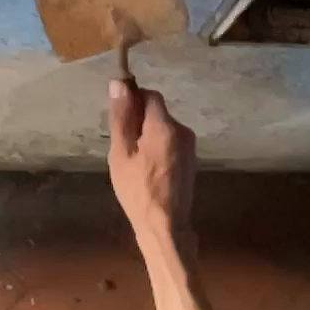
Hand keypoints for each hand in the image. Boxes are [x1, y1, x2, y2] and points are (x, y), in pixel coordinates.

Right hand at [108, 78, 194, 248]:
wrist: (165, 225)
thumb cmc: (137, 190)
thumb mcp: (121, 154)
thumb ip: (121, 117)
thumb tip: (119, 84)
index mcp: (165, 126)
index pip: (149, 95)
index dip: (132, 99)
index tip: (118, 118)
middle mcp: (183, 131)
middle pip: (157, 112)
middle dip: (138, 121)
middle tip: (122, 146)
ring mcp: (189, 146)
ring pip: (164, 128)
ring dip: (147, 136)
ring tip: (133, 162)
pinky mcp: (191, 160)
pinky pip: (170, 143)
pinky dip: (157, 148)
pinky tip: (147, 169)